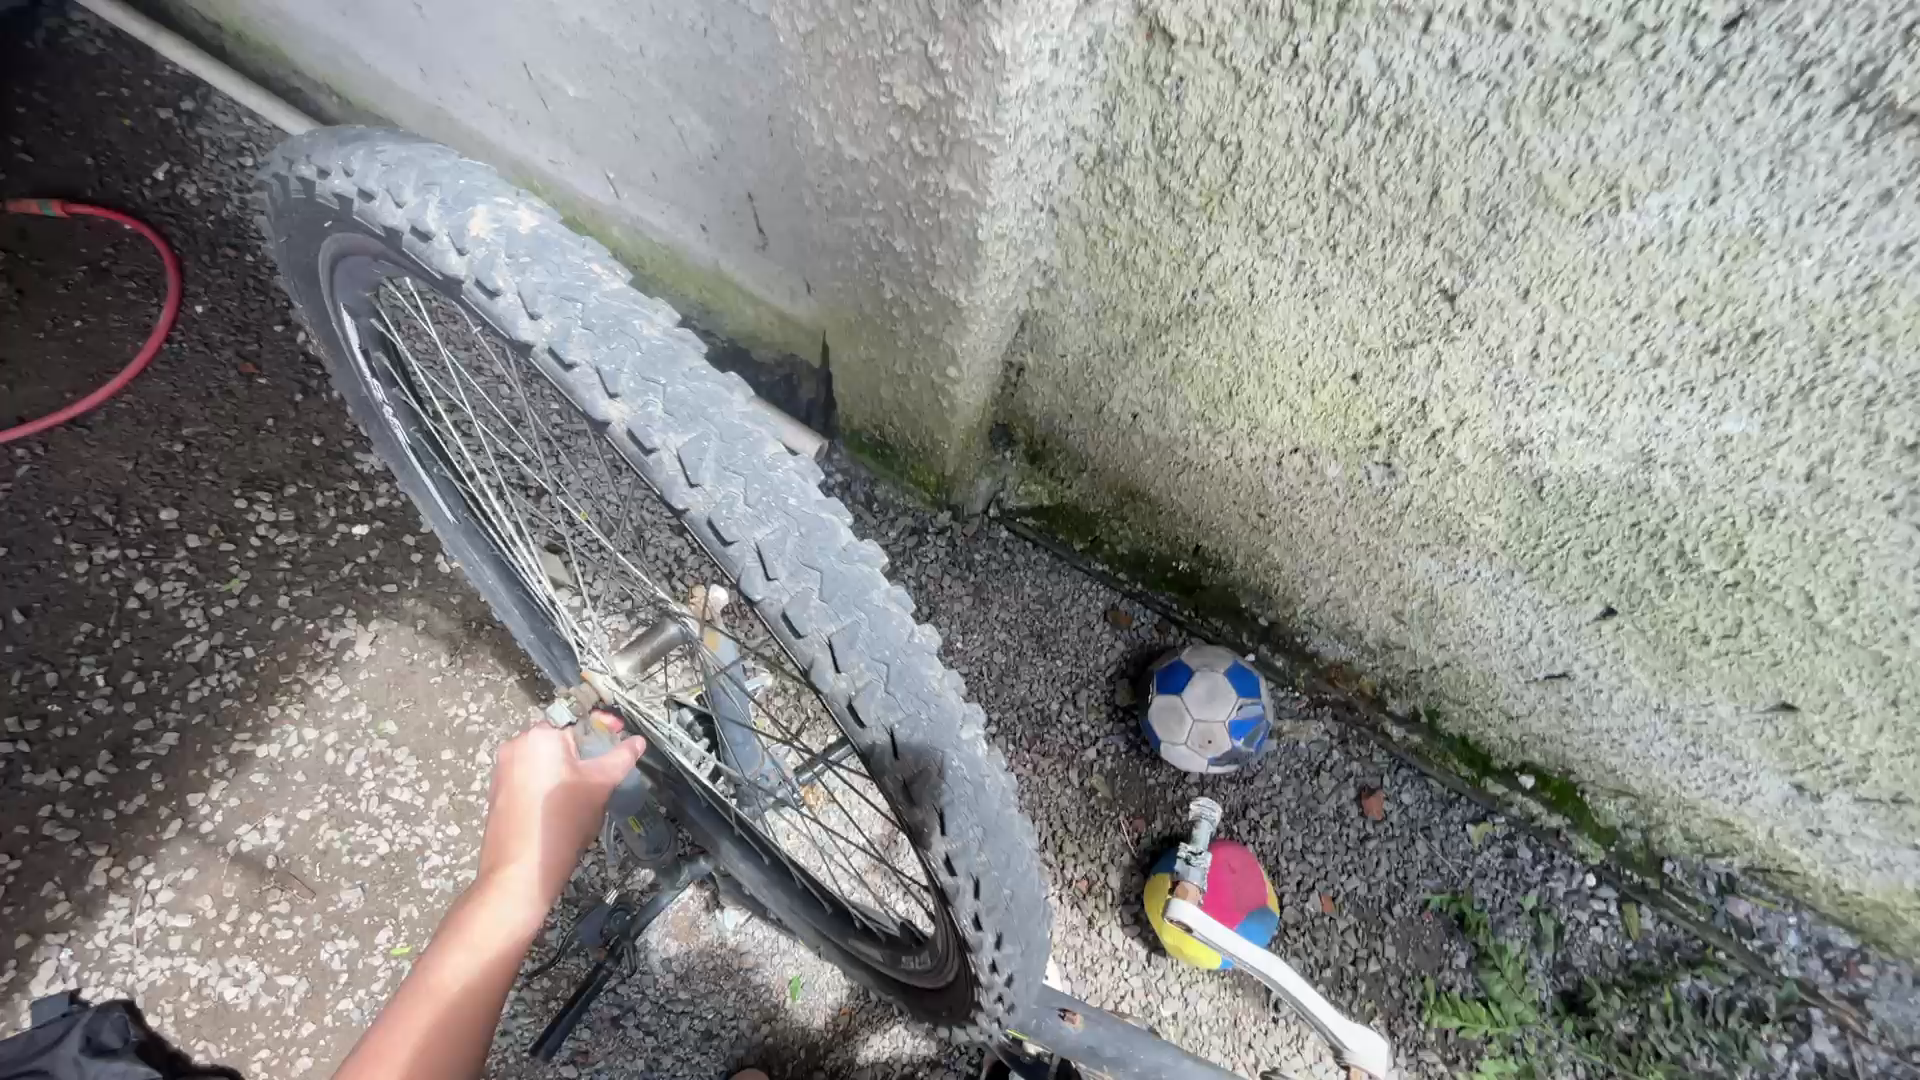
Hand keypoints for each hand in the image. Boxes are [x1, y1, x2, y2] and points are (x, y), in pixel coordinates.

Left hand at [475, 711, 645, 912]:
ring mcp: (502, 772)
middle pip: (562, 739)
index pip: (579, 719)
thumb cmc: (562, 819)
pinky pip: (532, 777)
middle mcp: (515, 747)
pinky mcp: (498, 794)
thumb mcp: (601, 783)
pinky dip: (551, 783)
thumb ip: (621, 757)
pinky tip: (564, 805)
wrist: (520, 872)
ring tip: (588, 790)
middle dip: (586, 751)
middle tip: (606, 770)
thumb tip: (637, 742)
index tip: (621, 736)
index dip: (604, 726)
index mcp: (539, 737)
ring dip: (570, 768)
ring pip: (547, 760)